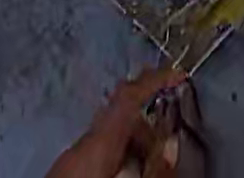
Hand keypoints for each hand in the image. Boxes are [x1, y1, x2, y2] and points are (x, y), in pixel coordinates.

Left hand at [44, 67, 184, 177]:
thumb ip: (154, 169)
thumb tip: (173, 143)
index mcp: (98, 142)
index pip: (129, 95)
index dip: (155, 80)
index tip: (179, 75)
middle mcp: (81, 144)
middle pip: (121, 120)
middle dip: (148, 132)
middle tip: (166, 155)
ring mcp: (69, 161)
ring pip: (109, 141)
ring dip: (133, 152)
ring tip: (147, 172)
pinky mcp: (65, 174)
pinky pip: (97, 158)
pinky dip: (117, 163)